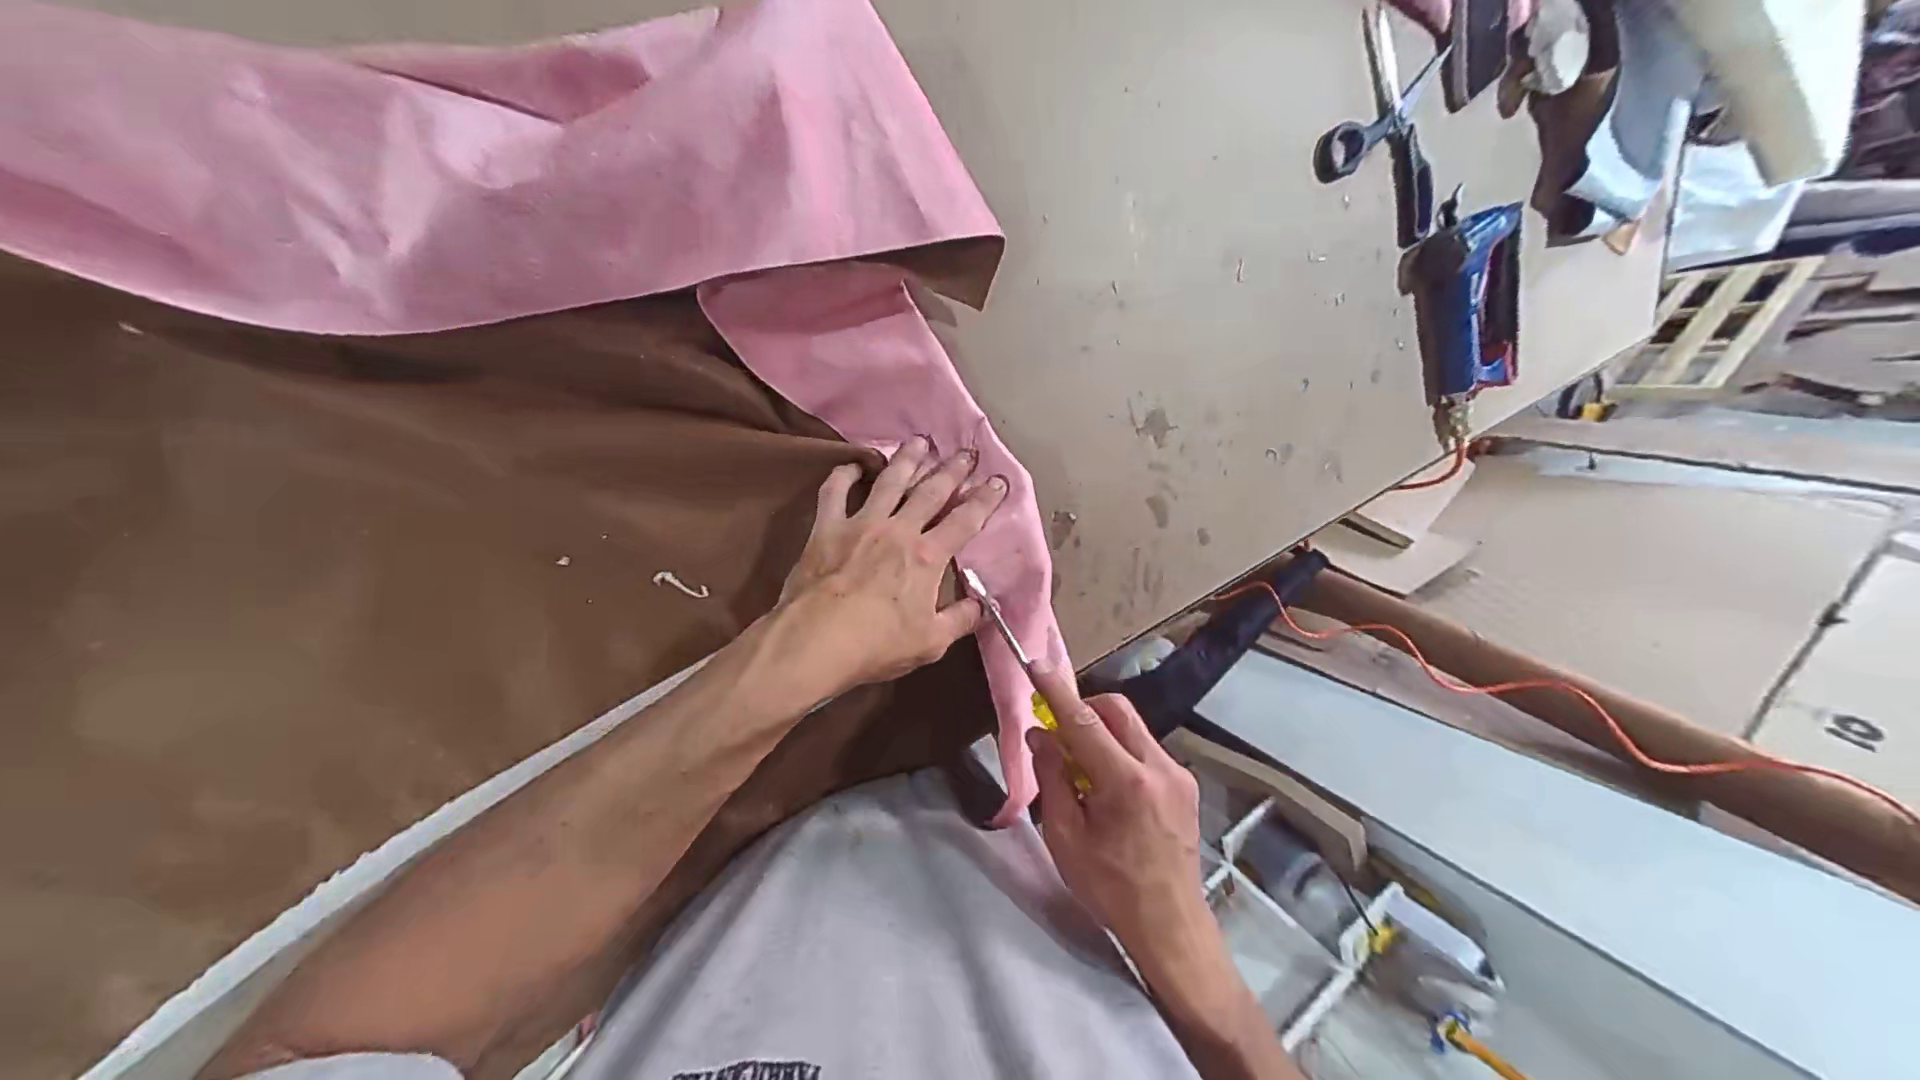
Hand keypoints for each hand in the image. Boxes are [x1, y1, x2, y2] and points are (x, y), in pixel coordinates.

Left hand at [774, 436, 1005, 700]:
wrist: (816, 640)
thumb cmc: (877, 644)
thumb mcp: (931, 642)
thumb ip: (960, 620)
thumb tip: (981, 605)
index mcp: (927, 556)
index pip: (965, 520)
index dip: (985, 500)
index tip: (998, 481)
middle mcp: (898, 530)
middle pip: (931, 491)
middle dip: (952, 469)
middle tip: (966, 452)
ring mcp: (861, 523)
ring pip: (889, 481)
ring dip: (907, 459)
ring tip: (920, 442)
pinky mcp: (827, 527)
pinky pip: (835, 491)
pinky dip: (845, 474)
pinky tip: (854, 465)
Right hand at [1024, 666, 1212, 969]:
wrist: (1170, 925)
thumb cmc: (1110, 888)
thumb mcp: (1066, 837)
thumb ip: (1052, 778)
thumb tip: (1040, 736)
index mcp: (1126, 783)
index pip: (1085, 722)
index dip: (1057, 691)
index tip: (1036, 666)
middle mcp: (1159, 768)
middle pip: (1117, 710)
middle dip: (1084, 708)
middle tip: (1060, 734)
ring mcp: (1177, 774)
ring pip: (1133, 726)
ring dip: (1102, 731)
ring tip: (1083, 768)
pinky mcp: (1184, 784)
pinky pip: (1145, 747)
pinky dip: (1120, 750)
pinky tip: (1109, 786)